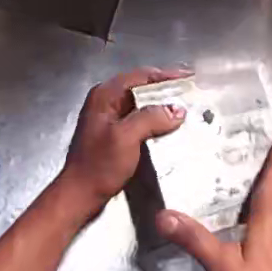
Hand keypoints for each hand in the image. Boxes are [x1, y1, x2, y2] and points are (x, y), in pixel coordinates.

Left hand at [50, 68, 188, 216]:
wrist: (80, 195)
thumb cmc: (100, 165)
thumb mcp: (126, 137)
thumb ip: (151, 118)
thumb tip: (178, 109)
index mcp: (105, 96)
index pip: (141, 76)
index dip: (167, 75)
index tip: (190, 77)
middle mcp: (106, 102)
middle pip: (141, 88)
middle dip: (166, 90)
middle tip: (191, 92)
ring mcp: (109, 119)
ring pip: (141, 105)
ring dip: (162, 106)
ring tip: (185, 109)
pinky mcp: (114, 135)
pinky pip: (139, 120)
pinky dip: (155, 121)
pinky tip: (170, 127)